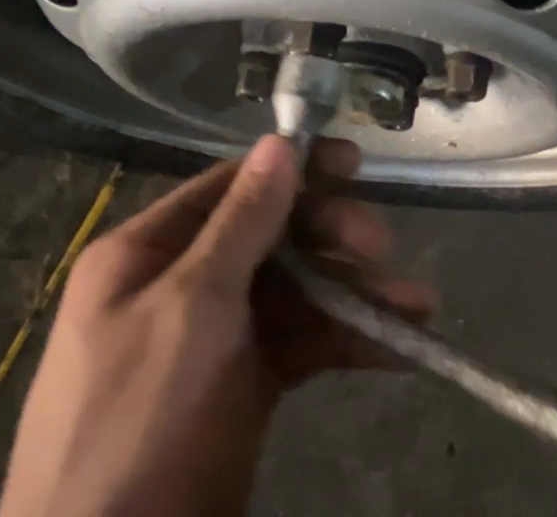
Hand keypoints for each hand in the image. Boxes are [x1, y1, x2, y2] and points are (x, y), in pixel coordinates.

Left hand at [0, 137, 436, 516]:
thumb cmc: (138, 415)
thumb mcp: (190, 307)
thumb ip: (241, 224)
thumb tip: (278, 141)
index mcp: (149, 253)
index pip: (231, 188)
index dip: (294, 170)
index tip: (356, 163)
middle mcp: (184, 283)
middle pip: (274, 237)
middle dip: (332, 238)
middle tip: (380, 246)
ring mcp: (219, 334)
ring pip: (299, 292)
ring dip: (357, 295)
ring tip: (418, 307)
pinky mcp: (249, 381)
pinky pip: (306, 343)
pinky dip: (350, 342)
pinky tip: (399, 348)